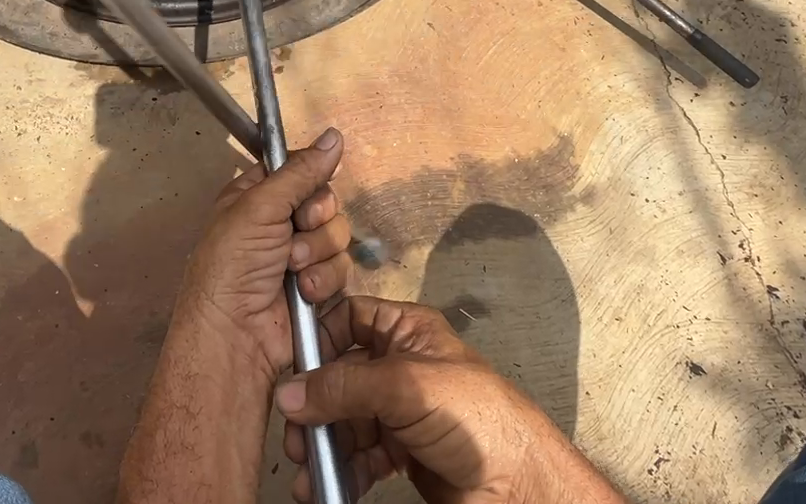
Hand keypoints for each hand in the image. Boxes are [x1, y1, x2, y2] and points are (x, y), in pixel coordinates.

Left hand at [176, 127, 352, 381]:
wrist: (236, 337)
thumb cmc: (233, 263)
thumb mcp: (259, 208)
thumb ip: (300, 172)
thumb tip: (335, 134)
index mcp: (256, 197)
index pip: (298, 170)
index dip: (308, 178)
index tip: (305, 191)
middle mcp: (278, 222)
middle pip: (324, 201)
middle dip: (314, 220)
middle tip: (293, 234)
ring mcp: (299, 256)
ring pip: (337, 234)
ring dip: (317, 252)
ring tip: (292, 270)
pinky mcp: (317, 286)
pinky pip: (341, 267)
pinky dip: (324, 279)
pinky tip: (304, 293)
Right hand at [276, 297, 625, 503]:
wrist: (520, 487)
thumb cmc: (470, 416)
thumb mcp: (404, 387)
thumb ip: (344, 386)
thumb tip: (286, 393)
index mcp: (406, 329)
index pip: (350, 318)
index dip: (320, 338)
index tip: (291, 369)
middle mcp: (400, 363)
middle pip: (341, 373)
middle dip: (314, 404)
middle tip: (294, 435)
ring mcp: (400, 409)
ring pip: (347, 417)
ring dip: (324, 442)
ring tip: (307, 470)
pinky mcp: (403, 450)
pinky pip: (361, 452)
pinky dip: (343, 468)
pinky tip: (326, 486)